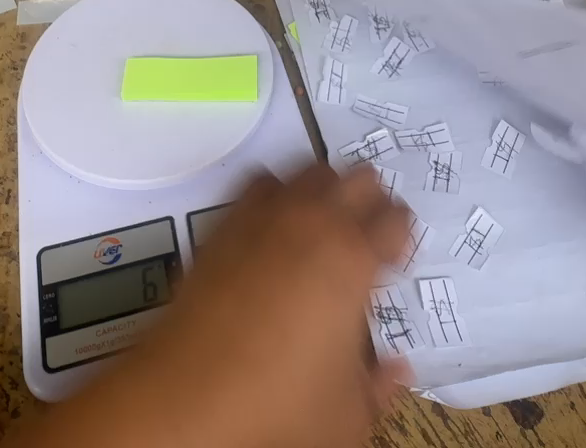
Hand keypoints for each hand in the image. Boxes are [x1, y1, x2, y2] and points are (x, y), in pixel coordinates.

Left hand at [7, 164, 410, 447]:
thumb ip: (378, 385)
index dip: (403, 236)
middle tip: (368, 235)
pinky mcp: (222, 226)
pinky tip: (274, 226)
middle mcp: (311, 222)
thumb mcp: (348, 415)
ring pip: (307, 171)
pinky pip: (258, 186)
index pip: (396, 219)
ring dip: (323, 189)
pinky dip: (275, 194)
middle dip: (370, 200)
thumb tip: (395, 369)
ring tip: (324, 222)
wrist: (183, 402)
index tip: (398, 256)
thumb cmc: (278, 409)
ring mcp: (263, 218)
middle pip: (357, 178)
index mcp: (352, 258)